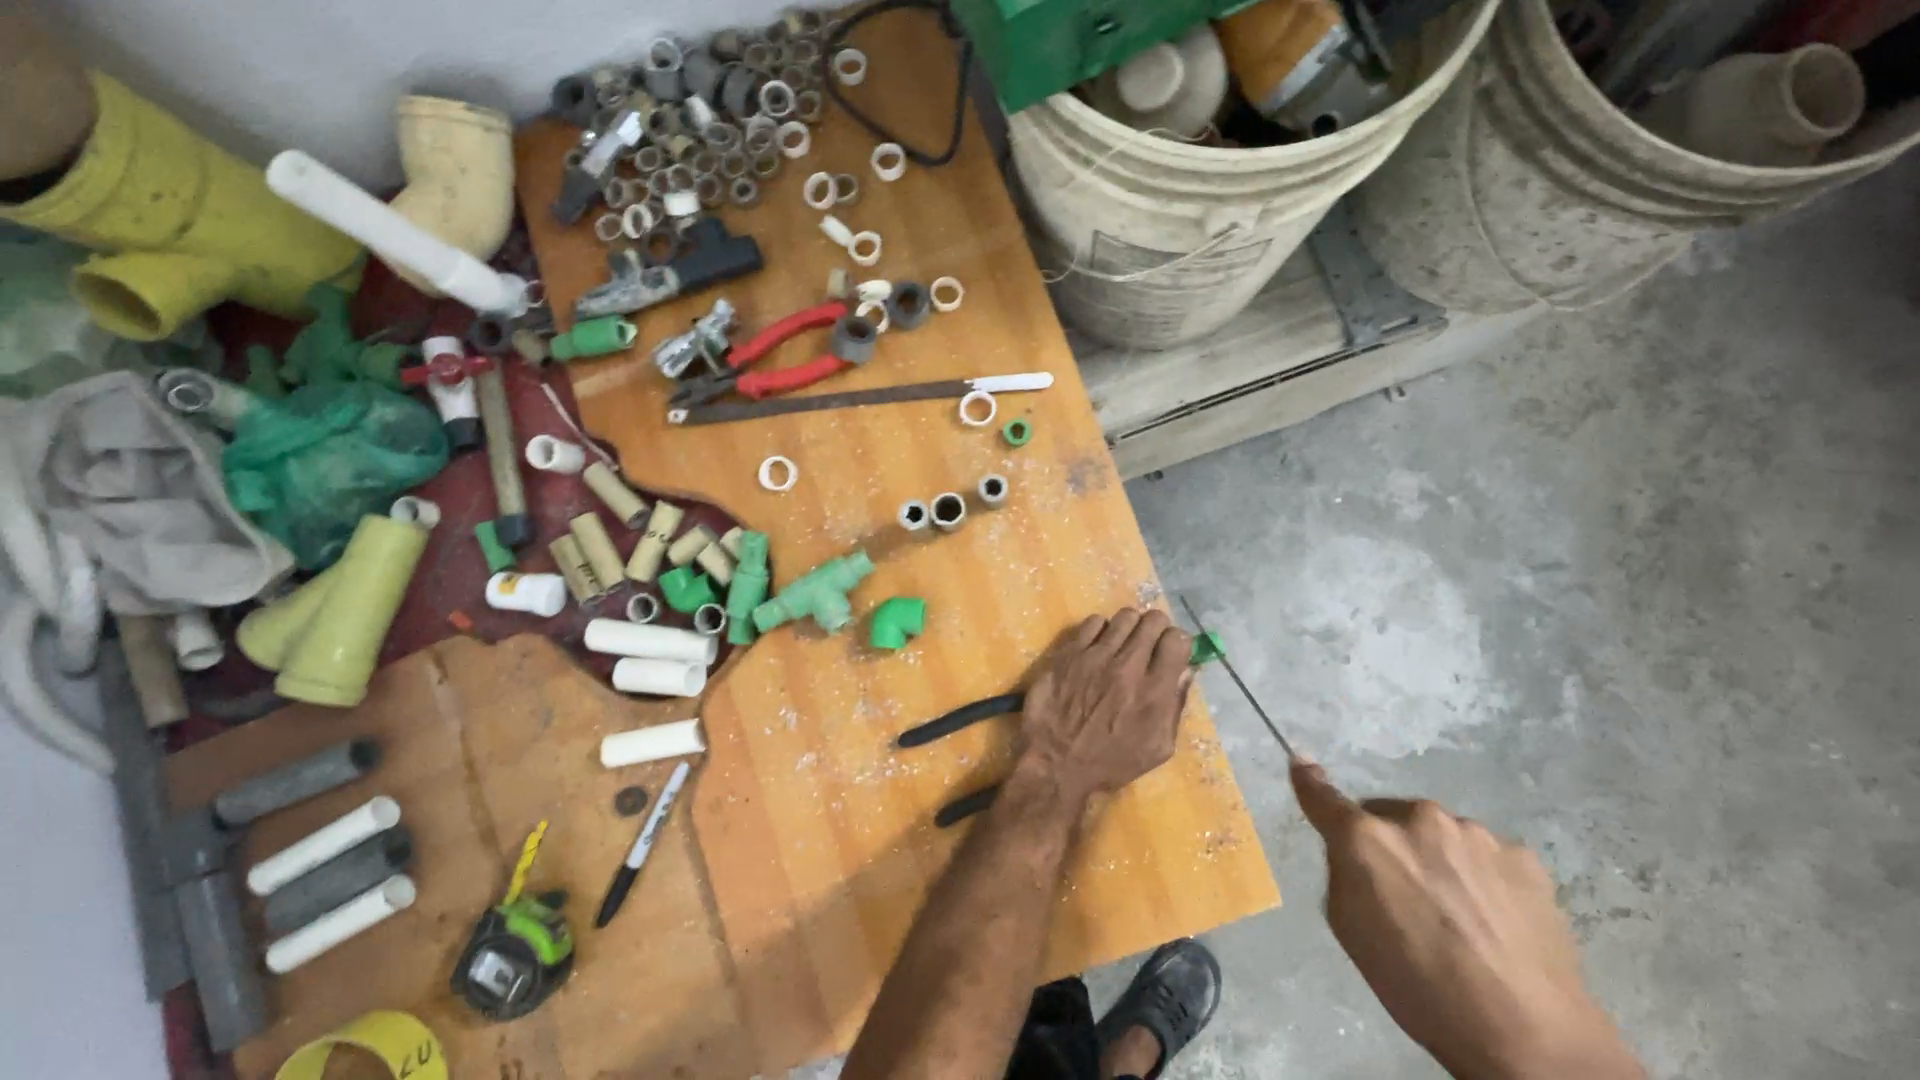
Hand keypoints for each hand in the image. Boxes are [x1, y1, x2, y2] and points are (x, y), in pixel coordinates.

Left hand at [1014, 608, 1192, 804]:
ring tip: (1122, 643)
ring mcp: (1095, 656)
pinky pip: (1092, 622)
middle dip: (1156, 629)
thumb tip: (1186, 670)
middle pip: (1153, 620)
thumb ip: (1176, 706)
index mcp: (1154, 692)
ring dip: (1129, 627)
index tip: (1169, 652)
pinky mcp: (1069, 653)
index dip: (1177, 642)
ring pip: (1124, 617)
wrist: (1056, 764)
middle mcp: (1128, 666)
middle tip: (1148, 644)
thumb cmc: (1110, 763)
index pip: (1178, 639)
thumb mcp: (1159, 748)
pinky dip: (1100, 631)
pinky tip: (1097, 647)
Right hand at [1292, 762, 1644, 1079]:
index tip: (1300, 763)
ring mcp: (1477, 834)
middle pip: (1390, 818)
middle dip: (1390, 845)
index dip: (1309, 781)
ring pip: (1441, 836)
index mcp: (1368, 839)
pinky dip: (1480, 878)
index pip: (1325, 799)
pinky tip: (1493, 921)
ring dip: (1438, 860)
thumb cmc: (1419, 988)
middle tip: (1404, 896)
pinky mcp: (1523, 856)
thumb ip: (1344, 873)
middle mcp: (1420, 820)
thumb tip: (1354, 849)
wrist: (1527, 1033)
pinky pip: (1485, 856)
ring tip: (1458, 917)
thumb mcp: (1351, 931)